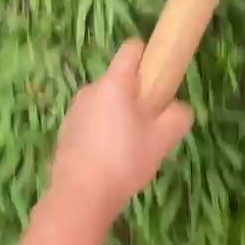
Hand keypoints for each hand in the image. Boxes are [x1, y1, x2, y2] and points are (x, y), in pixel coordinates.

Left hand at [50, 40, 194, 221]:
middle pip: (120, 79)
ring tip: (131, 149)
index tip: (160, 81)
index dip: (149, 57)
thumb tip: (178, 108)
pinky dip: (103, 132)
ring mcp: (75, 110)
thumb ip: (178, 116)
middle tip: (150, 125)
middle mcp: (91, 89)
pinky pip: (92, 120)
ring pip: (106, 102)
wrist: (80, 196)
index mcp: (114, 83)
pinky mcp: (66, 130)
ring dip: (120, 116)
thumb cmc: (125, 160)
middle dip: (138, 96)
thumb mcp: (163, 139)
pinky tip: (111, 159)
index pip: (132, 48)